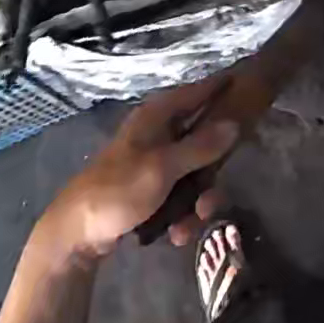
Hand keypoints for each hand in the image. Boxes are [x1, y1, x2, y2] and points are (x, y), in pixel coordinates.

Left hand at [35, 75, 239, 262]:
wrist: (73, 236)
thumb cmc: (118, 190)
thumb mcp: (163, 167)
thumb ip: (201, 146)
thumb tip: (235, 125)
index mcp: (158, 116)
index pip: (199, 90)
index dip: (223, 87)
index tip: (249, 86)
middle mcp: (159, 132)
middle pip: (203, 137)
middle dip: (212, 171)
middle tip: (214, 196)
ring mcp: (155, 161)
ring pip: (194, 170)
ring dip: (198, 199)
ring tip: (194, 223)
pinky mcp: (150, 188)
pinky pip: (179, 193)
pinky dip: (182, 213)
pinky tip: (177, 233)